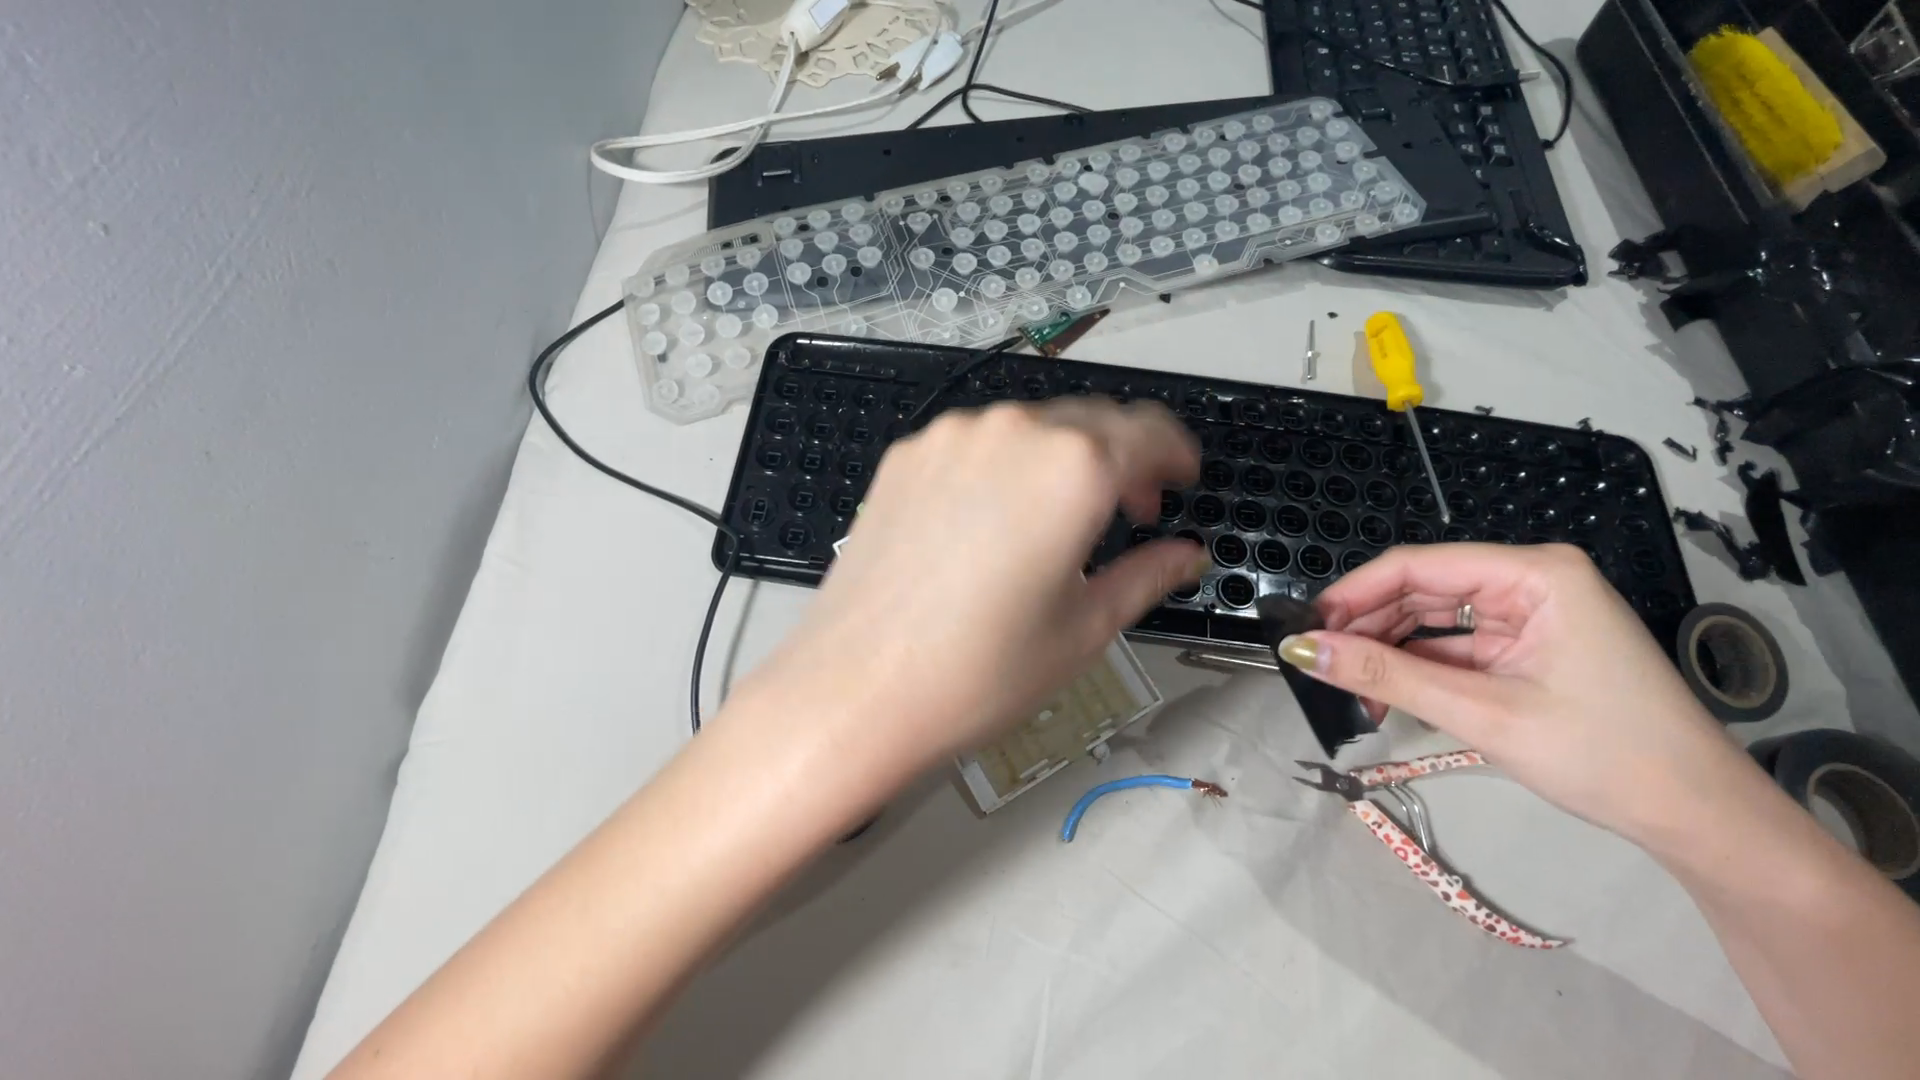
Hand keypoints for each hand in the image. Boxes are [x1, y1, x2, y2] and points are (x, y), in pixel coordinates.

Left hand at [741, 399, 1207, 775]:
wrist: (856, 688)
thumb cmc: (968, 672)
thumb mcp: (1083, 629)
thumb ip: (1146, 577)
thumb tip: (1182, 556)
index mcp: (1070, 470)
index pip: (1149, 431)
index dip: (1175, 454)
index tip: (1179, 477)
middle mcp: (1010, 436)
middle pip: (1092, 421)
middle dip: (1124, 458)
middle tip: (1133, 510)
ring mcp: (950, 440)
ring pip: (1032, 427)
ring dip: (1064, 458)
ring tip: (1065, 518)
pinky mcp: (907, 458)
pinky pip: (978, 442)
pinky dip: (1007, 464)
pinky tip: (1001, 518)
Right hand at [1278, 543, 1747, 844]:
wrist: (1700, 821)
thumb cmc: (1602, 755)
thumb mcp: (1483, 713)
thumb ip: (1386, 677)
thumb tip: (1302, 651)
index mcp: (1535, 574)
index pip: (1417, 566)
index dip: (1352, 595)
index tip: (1303, 631)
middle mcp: (1530, 582)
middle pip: (1421, 591)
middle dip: (1367, 629)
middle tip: (1320, 668)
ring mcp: (1530, 617)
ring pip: (1431, 621)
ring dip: (1388, 655)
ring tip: (1350, 694)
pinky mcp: (1527, 651)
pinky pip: (1454, 649)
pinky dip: (1417, 673)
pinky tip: (1387, 699)